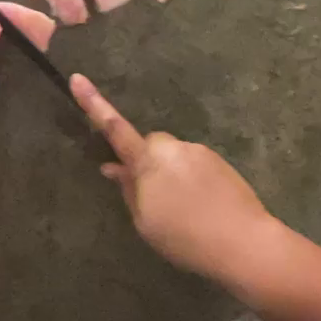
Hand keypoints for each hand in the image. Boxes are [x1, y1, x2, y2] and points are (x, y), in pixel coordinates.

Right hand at [71, 74, 281, 278]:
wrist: (244, 243)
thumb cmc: (185, 238)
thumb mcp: (145, 221)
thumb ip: (128, 190)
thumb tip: (113, 167)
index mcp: (147, 161)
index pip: (113, 128)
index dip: (93, 103)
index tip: (76, 77)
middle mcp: (172, 147)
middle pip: (149, 145)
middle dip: (147, 162)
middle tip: (153, 199)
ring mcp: (198, 152)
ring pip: (173, 156)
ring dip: (171, 174)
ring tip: (183, 211)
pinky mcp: (219, 161)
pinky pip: (194, 164)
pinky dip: (192, 180)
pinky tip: (203, 208)